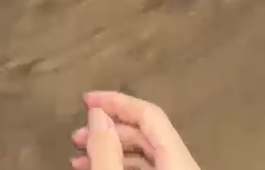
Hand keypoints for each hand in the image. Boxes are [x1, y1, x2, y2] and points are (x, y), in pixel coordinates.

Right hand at [71, 92, 200, 169]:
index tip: (86, 101)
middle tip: (78, 137)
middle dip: (106, 130)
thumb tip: (98, 112)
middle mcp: (186, 167)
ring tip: (81, 158)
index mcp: (180, 162)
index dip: (115, 101)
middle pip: (145, 133)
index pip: (150, 113)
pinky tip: (99, 166)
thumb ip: (106, 147)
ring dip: (109, 148)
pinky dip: (121, 164)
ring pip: (145, 153)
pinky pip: (150, 169)